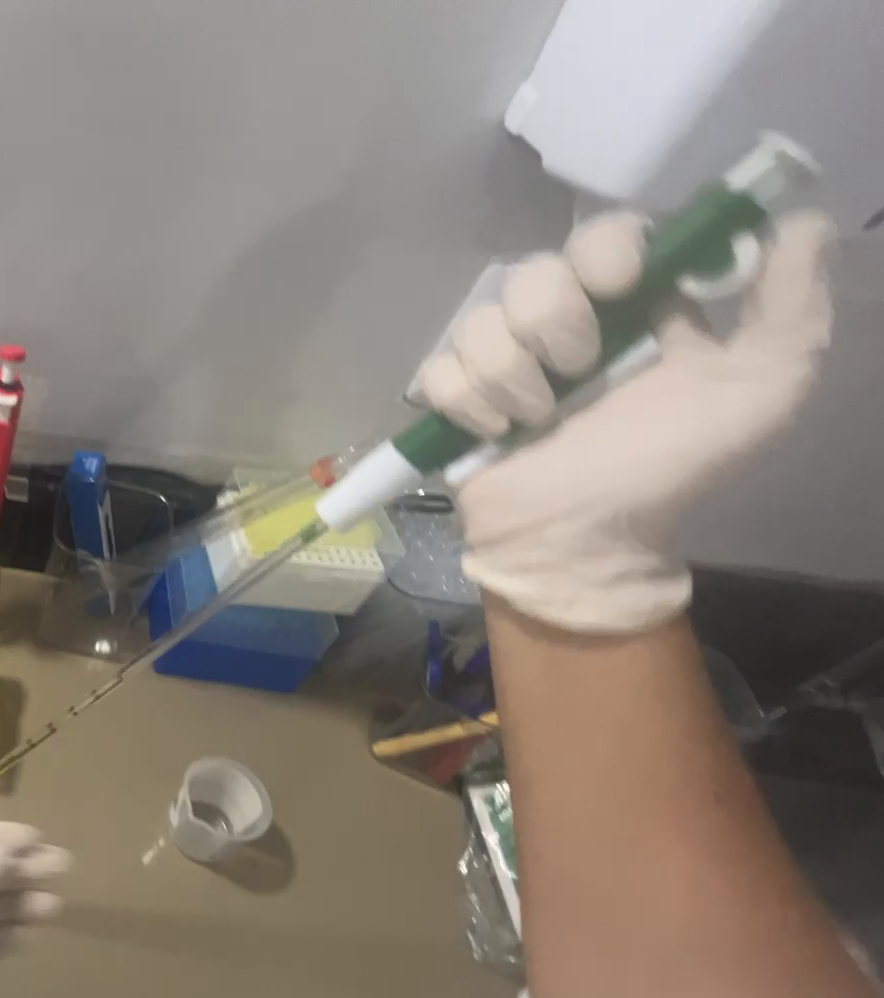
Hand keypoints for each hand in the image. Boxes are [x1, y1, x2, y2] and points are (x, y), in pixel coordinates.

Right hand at [419, 210, 836, 632]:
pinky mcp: (452, 398)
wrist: (581, 534)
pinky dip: (467, 404)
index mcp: (633, 310)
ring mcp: (500, 361)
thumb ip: (787, 308)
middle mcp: (561, 325)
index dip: (605, 250)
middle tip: (580, 374)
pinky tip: (495, 432)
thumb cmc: (664, 467)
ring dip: (510, 376)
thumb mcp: (757, 389)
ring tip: (536, 420)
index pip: (605, 235)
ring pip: (478, 325)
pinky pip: (438, 371)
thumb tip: (800, 223)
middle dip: (554, 324)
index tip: (622, 286)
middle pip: (530, 275)